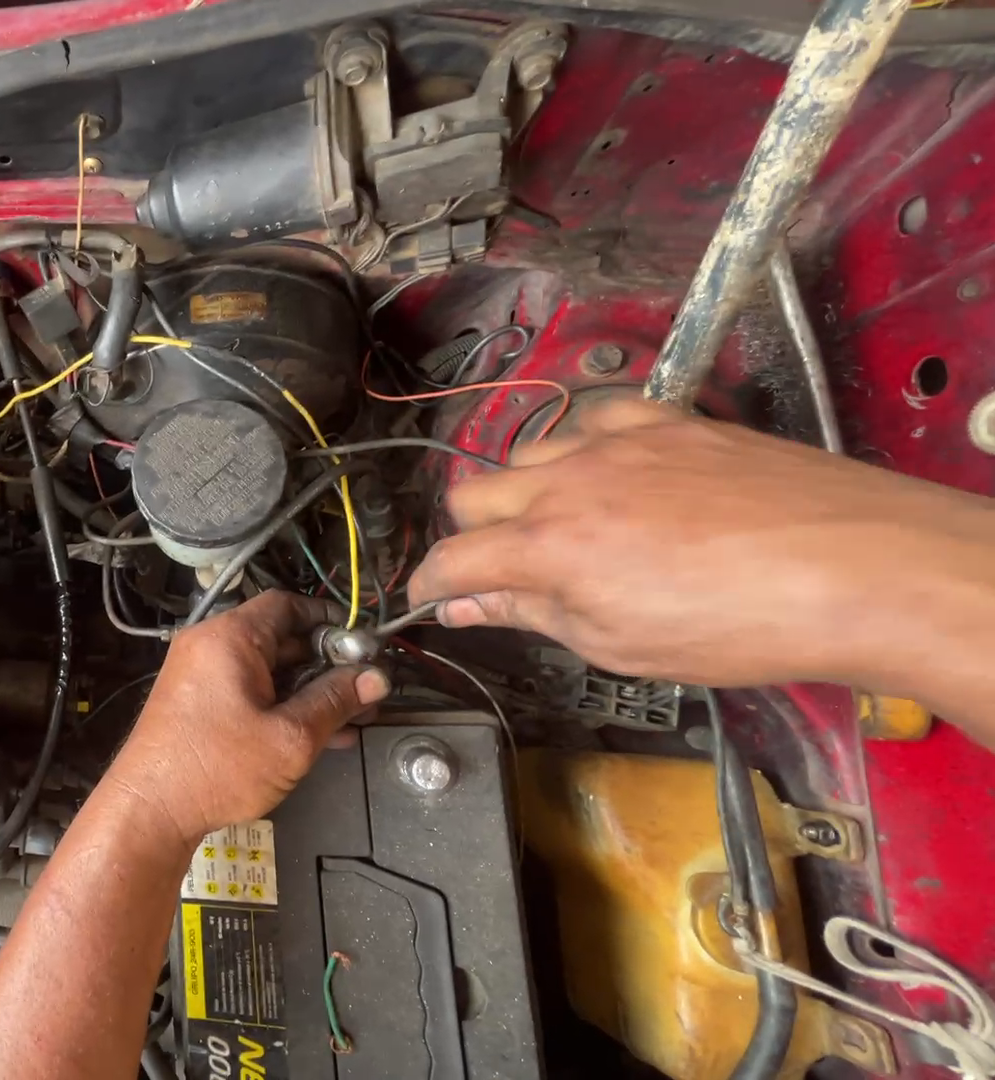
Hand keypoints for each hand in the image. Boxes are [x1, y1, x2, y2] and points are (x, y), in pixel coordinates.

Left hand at [100, 592, 389, 846]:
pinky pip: (247, 688)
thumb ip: (335, 701)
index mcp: (228, 637)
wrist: (150, 807)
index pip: (285, 604)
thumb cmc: (219, 767)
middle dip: (325, 662)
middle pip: (278, 636)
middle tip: (365, 690)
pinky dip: (280, 703)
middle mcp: (209, 644)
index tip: (362, 644)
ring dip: (308, 689)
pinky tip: (318, 733)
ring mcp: (199, 673)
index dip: (328, 618)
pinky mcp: (197, 701)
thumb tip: (375, 677)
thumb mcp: (290, 737)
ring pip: (266, 668)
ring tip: (352, 717)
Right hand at [407, 399, 994, 689]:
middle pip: (467, 495)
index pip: (449, 561)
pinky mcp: (667, 423)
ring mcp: (615, 446)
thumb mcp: (615, 644)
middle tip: (505, 565)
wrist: (872, 573)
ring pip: (523, 453)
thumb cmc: (745, 625)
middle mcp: (565, 485)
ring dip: (523, 489)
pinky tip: (610, 471)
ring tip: (563, 519)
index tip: (431, 598)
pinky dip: (584, 445)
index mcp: (546, 549)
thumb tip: (465, 608)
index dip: (428, 586)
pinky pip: (594, 416)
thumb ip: (526, 615)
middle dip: (472, 535)